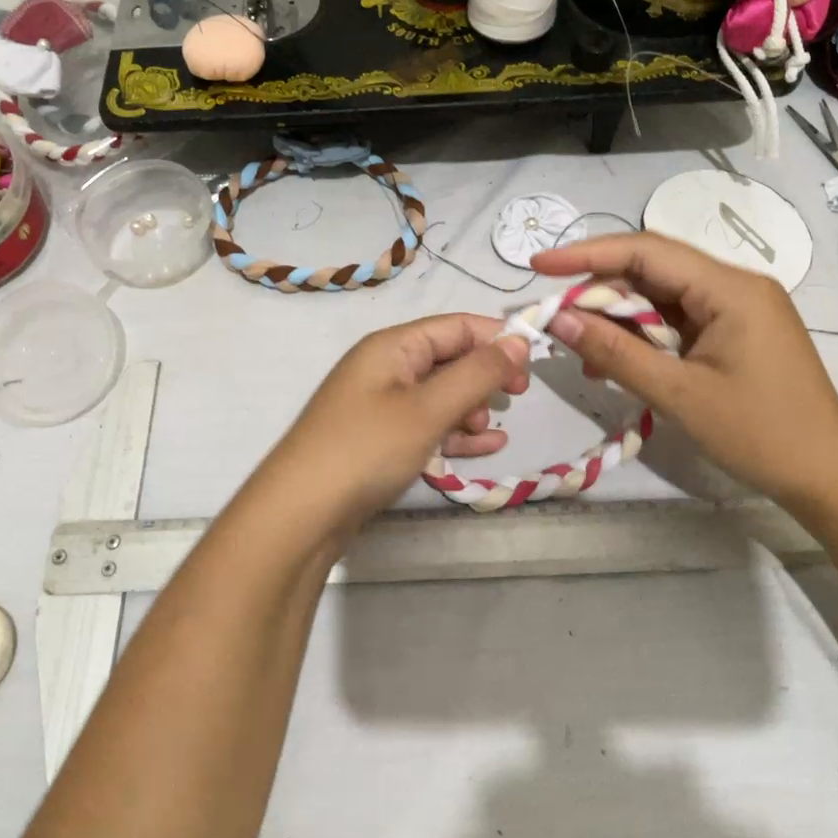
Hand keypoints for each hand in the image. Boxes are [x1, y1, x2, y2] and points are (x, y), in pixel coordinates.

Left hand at [250, 314, 530, 533]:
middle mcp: (385, 368)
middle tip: (519, 396)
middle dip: (485, 374)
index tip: (535, 361)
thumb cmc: (366, 449)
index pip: (455, 326)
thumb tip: (517, 341)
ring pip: (440, 394)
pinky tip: (485, 446)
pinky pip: (427, 425)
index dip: (496, 337)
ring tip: (491, 430)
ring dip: (471, 407)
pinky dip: (455, 432)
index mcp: (392, 347)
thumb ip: (476, 374)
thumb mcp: (428, 409)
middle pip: (448, 358)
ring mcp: (380, 405)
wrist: (302, 512)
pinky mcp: (380, 440)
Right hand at [532, 233, 837, 503]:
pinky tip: (615, 360)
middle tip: (553, 318)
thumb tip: (557, 320)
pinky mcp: (734, 332)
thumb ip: (615, 352)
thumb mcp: (679, 394)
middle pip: (651, 270)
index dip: (586, 255)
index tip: (538, 267)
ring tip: (579, 347)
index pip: (645, 252)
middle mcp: (734, 285)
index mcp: (730, 288)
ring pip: (660, 296)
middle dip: (598, 291)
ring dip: (617, 318)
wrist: (828, 475)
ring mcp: (737, 309)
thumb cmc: (761, 434)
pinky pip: (677, 320)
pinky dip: (642, 336)